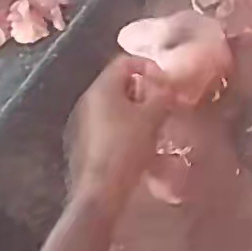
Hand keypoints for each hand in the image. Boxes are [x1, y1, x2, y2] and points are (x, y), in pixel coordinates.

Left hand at [67, 54, 171, 209]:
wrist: (101, 188)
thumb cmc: (127, 147)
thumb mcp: (152, 119)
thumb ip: (162, 97)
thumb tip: (167, 88)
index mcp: (103, 88)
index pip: (126, 61)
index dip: (149, 67)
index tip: (166, 85)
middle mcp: (89, 99)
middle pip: (120, 83)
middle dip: (145, 91)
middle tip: (163, 106)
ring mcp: (84, 120)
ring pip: (116, 105)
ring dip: (137, 111)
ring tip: (155, 126)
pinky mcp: (86, 140)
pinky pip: (109, 123)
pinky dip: (126, 126)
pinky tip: (140, 144)